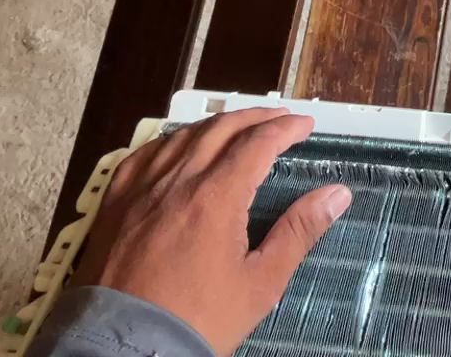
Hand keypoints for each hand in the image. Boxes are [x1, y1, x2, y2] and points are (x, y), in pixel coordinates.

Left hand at [69, 108, 351, 354]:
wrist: (119, 356)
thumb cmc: (196, 321)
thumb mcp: (260, 284)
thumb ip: (299, 232)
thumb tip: (338, 194)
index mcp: (217, 195)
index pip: (259, 142)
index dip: (287, 128)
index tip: (306, 126)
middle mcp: (178, 181)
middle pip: (223, 128)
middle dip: (257, 117)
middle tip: (280, 119)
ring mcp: (140, 191)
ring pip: (184, 135)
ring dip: (218, 124)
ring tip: (238, 126)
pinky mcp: (112, 206)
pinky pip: (144, 154)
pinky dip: (171, 140)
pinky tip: (179, 145)